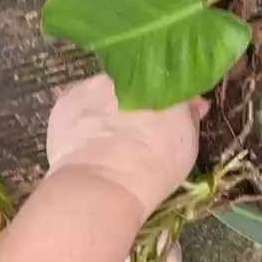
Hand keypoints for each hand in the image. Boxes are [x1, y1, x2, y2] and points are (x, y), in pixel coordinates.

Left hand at [46, 75, 205, 214]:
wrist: (102, 186)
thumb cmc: (153, 169)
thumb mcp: (186, 147)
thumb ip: (189, 118)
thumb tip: (196, 104)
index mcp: (162, 84)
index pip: (170, 85)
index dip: (172, 103)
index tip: (172, 120)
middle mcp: (128, 76)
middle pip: (135, 86)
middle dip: (136, 103)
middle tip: (136, 132)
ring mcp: (93, 85)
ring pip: (104, 93)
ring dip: (107, 108)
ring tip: (107, 140)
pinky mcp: (65, 101)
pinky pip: (78, 106)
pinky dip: (83, 120)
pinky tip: (85, 143)